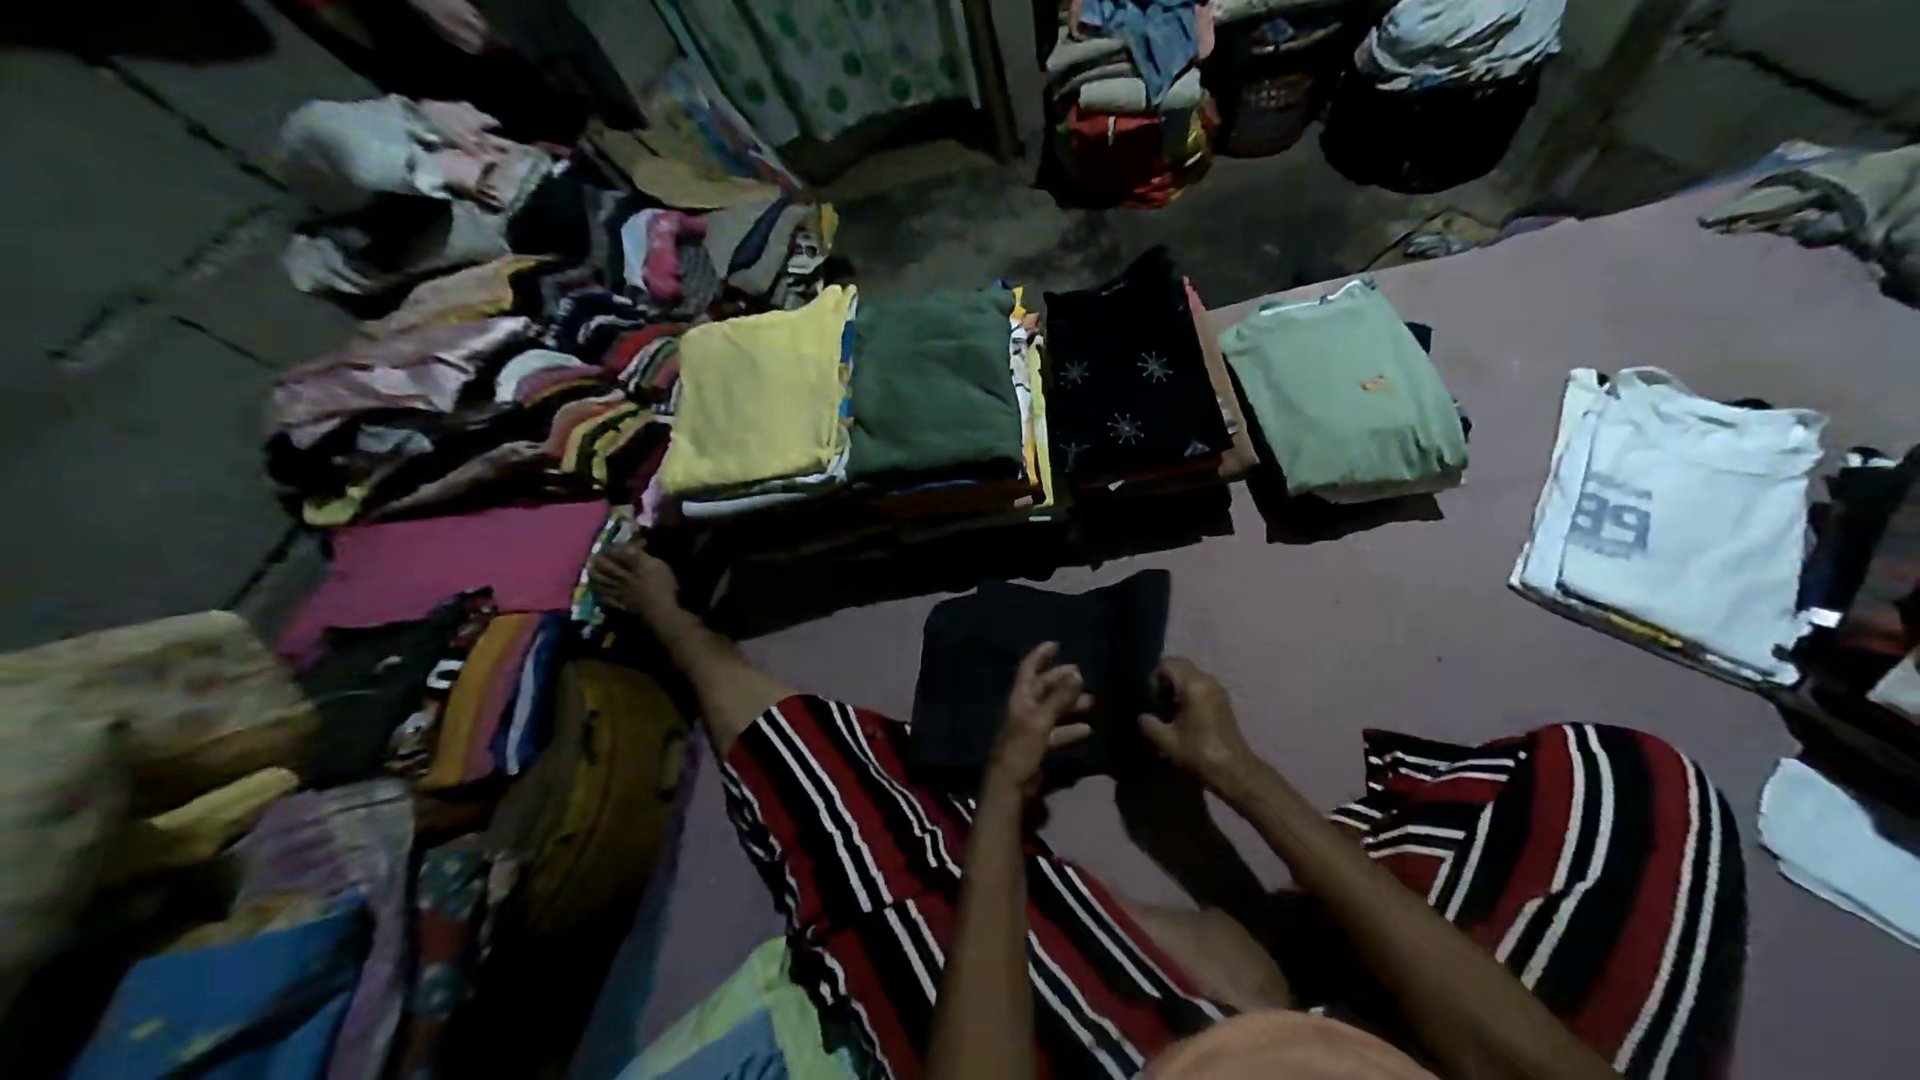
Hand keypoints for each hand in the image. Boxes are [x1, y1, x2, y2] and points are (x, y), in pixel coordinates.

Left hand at [589, 537, 683, 624]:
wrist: (660, 610)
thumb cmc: (664, 587)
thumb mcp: (660, 567)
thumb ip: (644, 557)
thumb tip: (630, 548)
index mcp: (634, 567)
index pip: (621, 554)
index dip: (615, 548)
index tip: (613, 545)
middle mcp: (623, 577)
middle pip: (608, 567)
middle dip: (600, 560)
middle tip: (595, 556)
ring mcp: (620, 590)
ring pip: (603, 581)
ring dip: (595, 575)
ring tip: (591, 570)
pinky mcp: (620, 601)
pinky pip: (606, 596)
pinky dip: (600, 592)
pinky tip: (597, 589)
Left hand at [990, 643, 1093, 796]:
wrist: (1009, 785)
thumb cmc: (1020, 748)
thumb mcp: (1041, 720)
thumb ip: (1059, 698)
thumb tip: (1076, 673)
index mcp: (1020, 698)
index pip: (1029, 669)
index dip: (1040, 655)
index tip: (1056, 644)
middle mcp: (1024, 709)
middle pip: (1044, 688)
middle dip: (1062, 681)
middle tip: (1082, 674)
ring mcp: (1031, 727)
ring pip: (1053, 710)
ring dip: (1070, 705)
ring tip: (1091, 701)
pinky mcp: (1038, 745)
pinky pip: (1057, 732)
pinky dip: (1070, 729)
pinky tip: (1087, 730)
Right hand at [1138, 658, 1252, 789]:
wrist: (1234, 771)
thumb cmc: (1199, 753)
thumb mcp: (1165, 741)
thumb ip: (1149, 724)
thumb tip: (1144, 717)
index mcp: (1193, 686)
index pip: (1167, 663)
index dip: (1154, 678)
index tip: (1152, 700)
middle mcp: (1207, 681)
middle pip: (1180, 666)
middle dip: (1165, 680)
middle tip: (1159, 703)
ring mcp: (1218, 690)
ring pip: (1191, 675)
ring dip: (1177, 687)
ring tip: (1170, 711)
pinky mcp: (1223, 701)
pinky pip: (1200, 685)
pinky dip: (1188, 693)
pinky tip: (1184, 717)